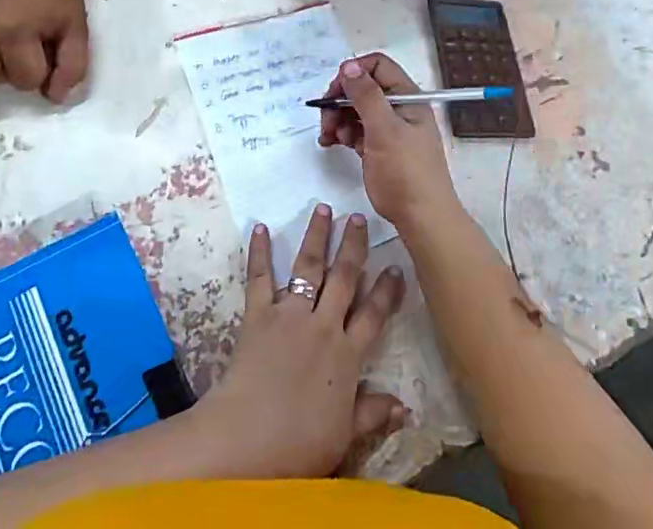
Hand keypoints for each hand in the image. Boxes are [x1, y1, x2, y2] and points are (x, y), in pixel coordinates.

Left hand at [194, 207, 406, 477]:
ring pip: (308, 268)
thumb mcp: (344, 436)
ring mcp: (289, 316)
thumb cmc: (299, 444)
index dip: (386, 290)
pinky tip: (261, 228)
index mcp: (347, 356)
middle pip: (344, 279)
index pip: (373, 315)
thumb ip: (372, 413)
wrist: (247, 439)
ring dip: (316, 237)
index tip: (396, 265)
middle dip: (353, 246)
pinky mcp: (258, 315)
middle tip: (360, 218)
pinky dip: (260, 252)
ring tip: (323, 208)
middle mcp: (323, 327)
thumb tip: (405, 407)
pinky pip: (260, 278)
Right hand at [319, 54, 458, 228]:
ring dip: (338, 118)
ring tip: (330, 137)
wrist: (422, 218)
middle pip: (363, 88)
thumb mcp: (384, 130)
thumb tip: (349, 66)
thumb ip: (366, 96)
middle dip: (340, 99)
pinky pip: (356, 129)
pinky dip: (342, 133)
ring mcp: (390, 128)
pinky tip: (332, 143)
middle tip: (326, 118)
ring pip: (356, 109)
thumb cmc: (406, 172)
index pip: (378, 66)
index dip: (354, 72)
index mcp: (407, 98)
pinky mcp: (380, 147)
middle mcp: (399, 108)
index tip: (335, 90)